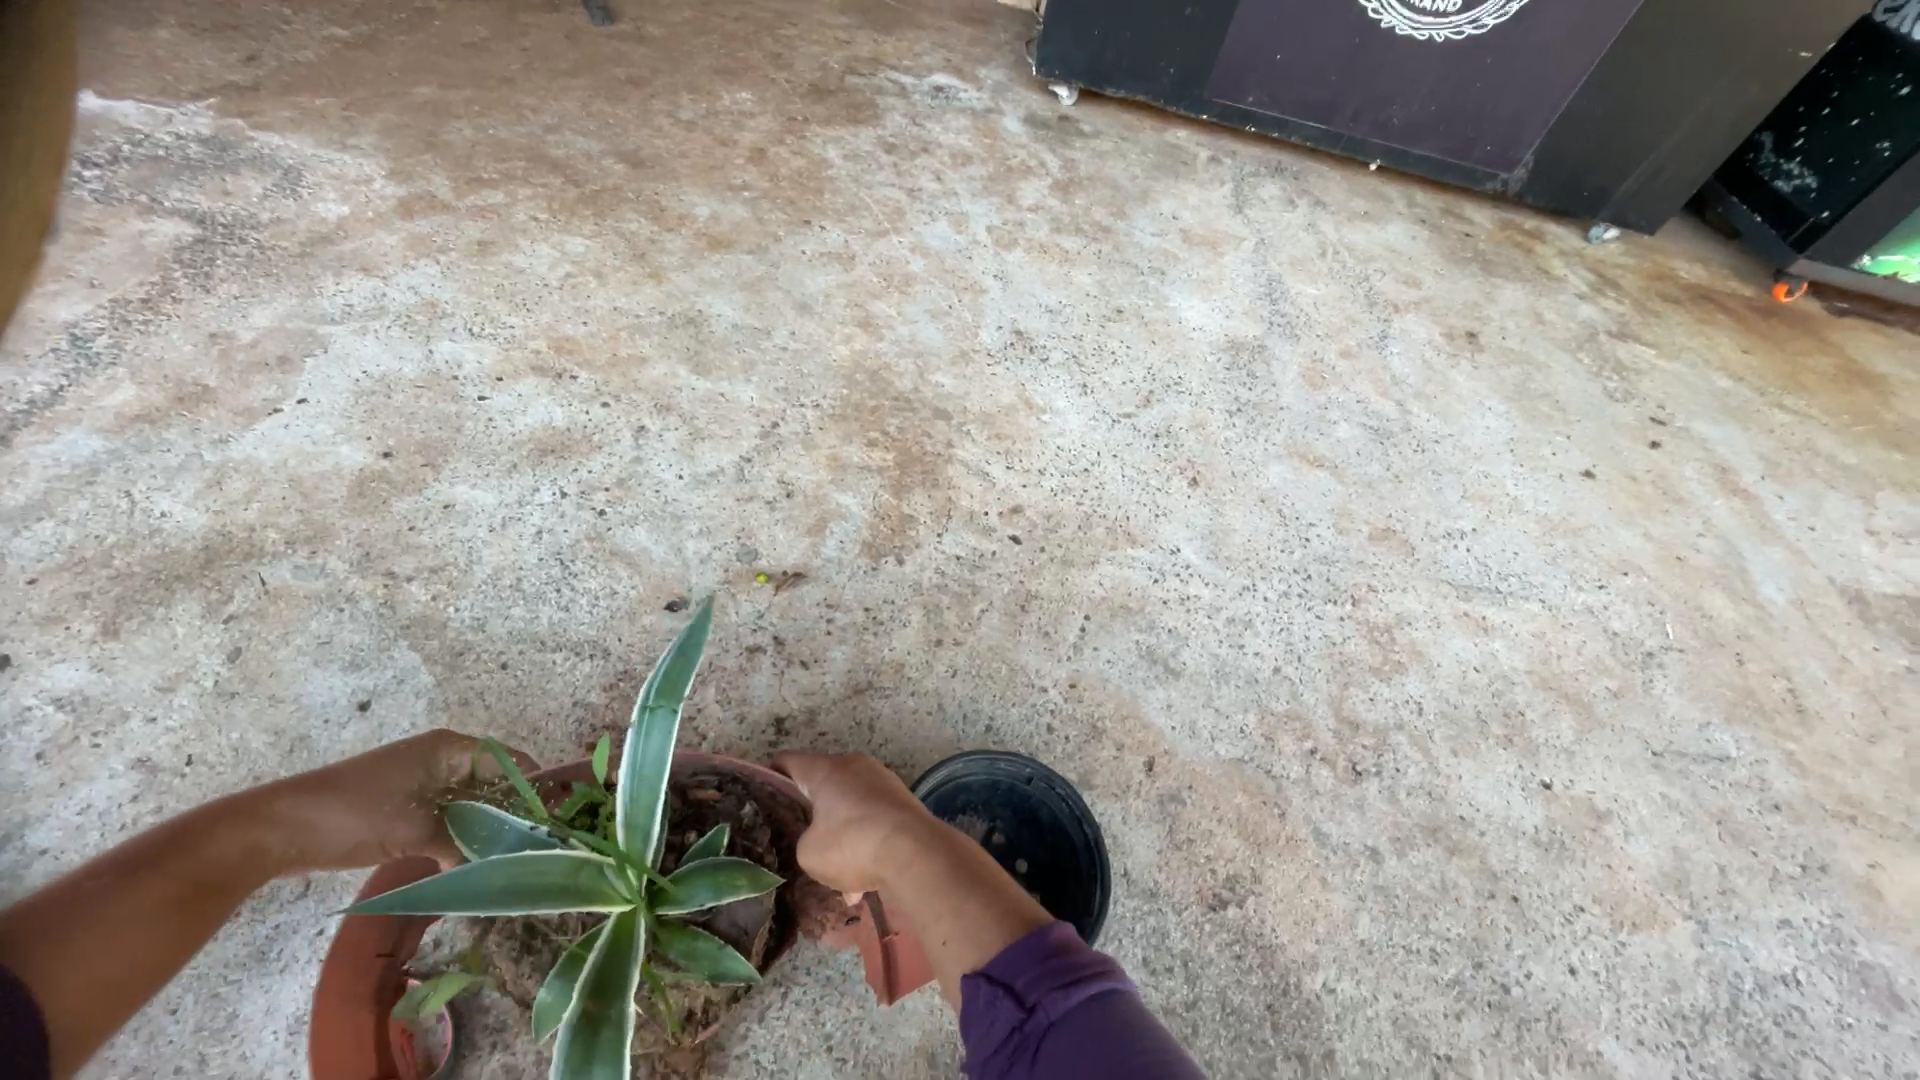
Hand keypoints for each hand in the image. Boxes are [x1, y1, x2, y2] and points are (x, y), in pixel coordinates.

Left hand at [254, 729, 538, 871]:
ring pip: (471, 802)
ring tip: (508, 855)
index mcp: (450, 749)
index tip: (553, 816)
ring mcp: (423, 781)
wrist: (276, 830)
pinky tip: (468, 862)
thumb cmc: (352, 815)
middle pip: (494, 780)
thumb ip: (461, 843)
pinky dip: (460, 835)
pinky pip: (448, 816)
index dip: (534, 785)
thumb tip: (493, 865)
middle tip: (535, 841)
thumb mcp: (415, 830)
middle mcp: (442, 758)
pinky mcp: (406, 805)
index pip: (510, 760)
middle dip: (513, 810)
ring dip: (485, 827)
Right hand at [772, 752, 939, 900]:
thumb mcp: (809, 852)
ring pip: (851, 805)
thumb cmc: (852, 844)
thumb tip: (821, 840)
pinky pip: (874, 820)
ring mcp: (883, 781)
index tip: (761, 792)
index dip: (771, 774)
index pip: (788, 761)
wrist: (915, 852)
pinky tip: (863, 883)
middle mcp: (855, 766)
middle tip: (798, 834)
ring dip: (842, 833)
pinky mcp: (904, 802)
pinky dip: (866, 843)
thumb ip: (804, 840)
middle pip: (823, 783)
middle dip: (811, 809)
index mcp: (825, 769)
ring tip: (836, 873)